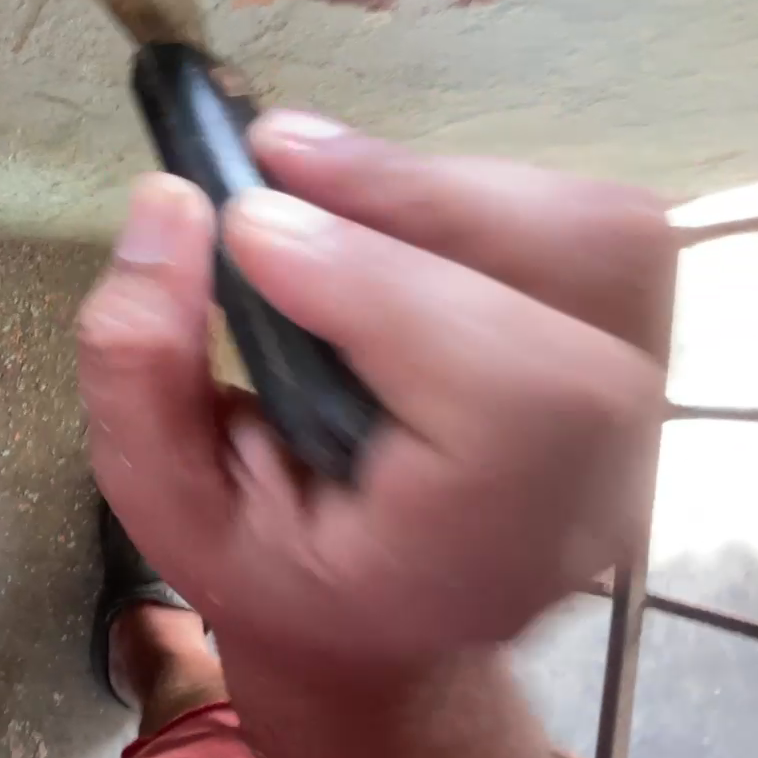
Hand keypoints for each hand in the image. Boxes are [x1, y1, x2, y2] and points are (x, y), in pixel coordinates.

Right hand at [77, 109, 675, 665]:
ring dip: (429, 182)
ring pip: (588, 234)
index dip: (380, 287)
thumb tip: (167, 202)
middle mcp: (594, 480)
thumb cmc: (245, 555)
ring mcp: (620, 413)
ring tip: (299, 172)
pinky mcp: (603, 356)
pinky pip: (570, 232)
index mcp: (474, 553)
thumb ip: (136, 362)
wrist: (350, 605)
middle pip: (577, 279)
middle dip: (406, 192)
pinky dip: (451, 194)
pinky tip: (355, 211)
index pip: (507, 400)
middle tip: (265, 152)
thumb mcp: (150, 485)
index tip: (242, 223)